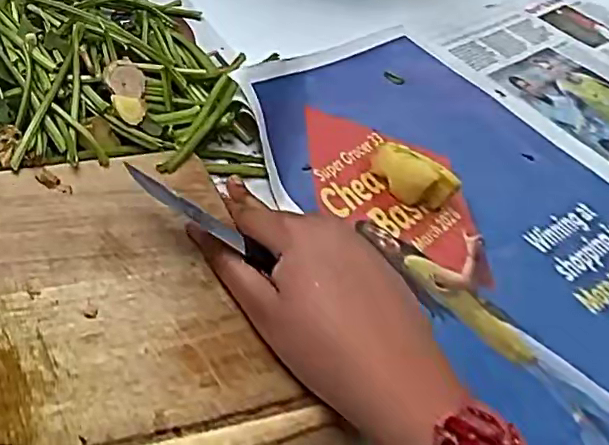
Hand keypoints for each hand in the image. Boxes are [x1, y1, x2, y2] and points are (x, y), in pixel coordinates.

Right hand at [188, 179, 471, 444]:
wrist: (413, 397)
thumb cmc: (325, 352)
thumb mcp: (263, 311)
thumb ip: (226, 263)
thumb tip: (195, 227)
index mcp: (294, 232)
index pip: (243, 212)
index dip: (227, 227)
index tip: (219, 246)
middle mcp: (327, 225)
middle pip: (277, 223)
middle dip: (265, 246)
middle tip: (268, 289)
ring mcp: (361, 242)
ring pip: (308, 236)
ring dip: (295, 255)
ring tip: (304, 300)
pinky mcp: (385, 263)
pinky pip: (338, 251)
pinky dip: (326, 266)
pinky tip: (336, 304)